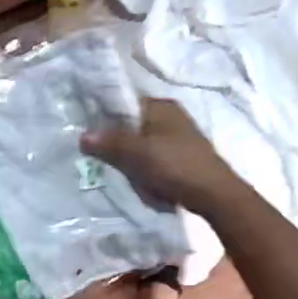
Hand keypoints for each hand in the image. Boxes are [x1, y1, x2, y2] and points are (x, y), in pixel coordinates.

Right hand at [81, 98, 244, 214]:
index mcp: (162, 106)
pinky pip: (155, 158)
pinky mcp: (183, 157)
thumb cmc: (175, 166)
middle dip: (117, 142)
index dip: (105, 117)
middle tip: (100, 157)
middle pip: (133, 125)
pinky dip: (145, 168)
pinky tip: (139, 180)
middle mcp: (172, 116)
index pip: (125, 103)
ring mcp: (179, 137)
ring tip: (118, 171)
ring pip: (143, 144)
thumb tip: (82, 136)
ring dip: (131, 158)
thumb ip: (110, 143)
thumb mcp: (137, 154)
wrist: (214, 194)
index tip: (89, 134)